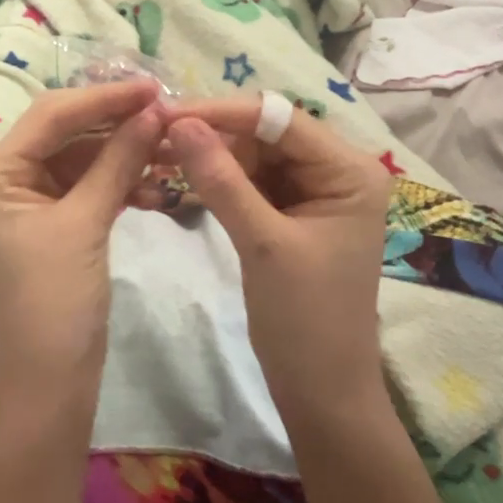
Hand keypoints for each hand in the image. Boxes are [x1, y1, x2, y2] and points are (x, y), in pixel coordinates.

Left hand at [0, 81, 166, 389]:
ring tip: (173, 155)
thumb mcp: (86, 224)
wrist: (50, 383)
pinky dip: (122, 185)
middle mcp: (7, 177)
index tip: (155, 87)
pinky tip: (158, 191)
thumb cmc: (55, 302)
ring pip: (85, 160)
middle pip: (68, 132)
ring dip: (127, 156)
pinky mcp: (57, 223)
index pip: (52, 115)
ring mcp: (32, 201)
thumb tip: (152, 112)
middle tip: (171, 116)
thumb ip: (117, 162)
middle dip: (119, 124)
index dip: (104, 98)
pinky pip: (91, 188)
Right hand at [164, 97, 394, 413]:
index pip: (279, 119)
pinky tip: (178, 173)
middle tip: (153, 134)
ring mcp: (312, 192)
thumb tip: (179, 122)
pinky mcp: (289, 213)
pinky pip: (248, 180)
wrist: (320, 391)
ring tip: (156, 152)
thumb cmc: (305, 319)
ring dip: (208, 154)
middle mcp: (336, 170)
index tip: (165, 112)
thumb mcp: (262, 243)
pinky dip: (216, 178)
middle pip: (265, 132)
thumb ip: (221, 179)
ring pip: (252, 154)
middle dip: (212, 132)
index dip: (221, 112)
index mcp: (349, 171)